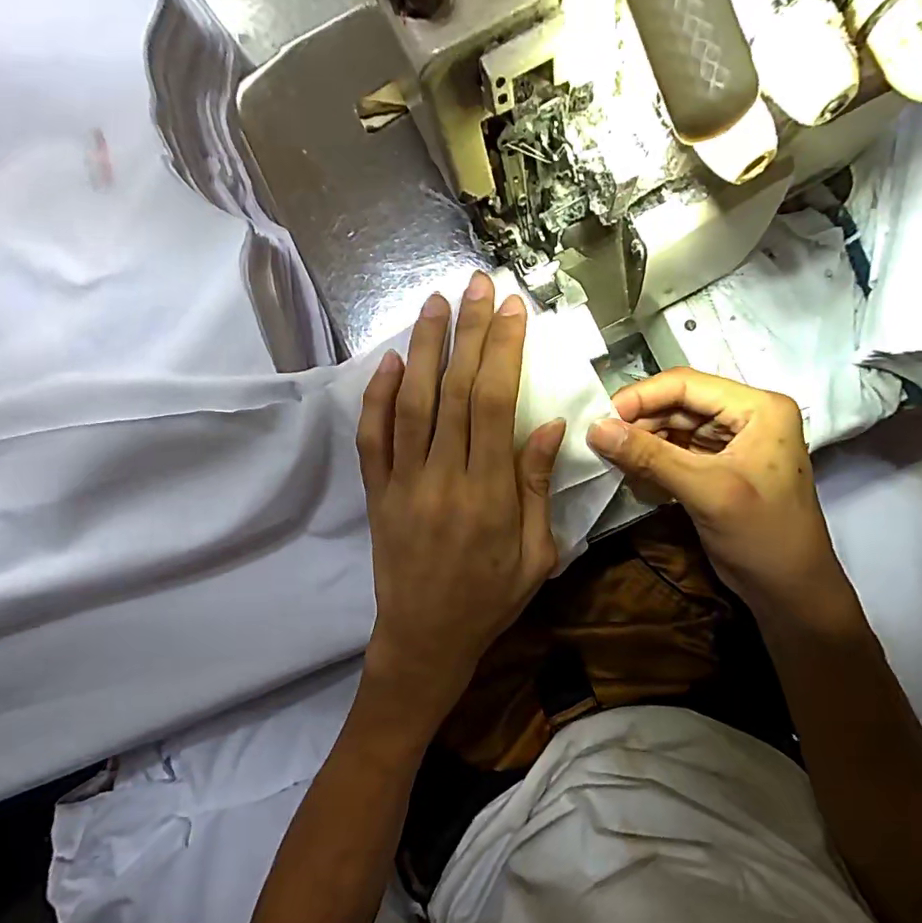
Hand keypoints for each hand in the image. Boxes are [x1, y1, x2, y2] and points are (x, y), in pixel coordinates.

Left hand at [357, 271, 566, 720]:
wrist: (425, 639)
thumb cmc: (491, 599)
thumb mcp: (536, 553)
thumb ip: (538, 486)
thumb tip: (550, 424)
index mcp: (489, 491)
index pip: (493, 401)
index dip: (503, 349)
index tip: (512, 309)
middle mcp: (442, 477)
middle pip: (453, 389)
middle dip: (467, 330)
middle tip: (476, 283)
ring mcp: (402, 483)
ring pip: (410, 403)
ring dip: (422, 348)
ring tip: (434, 303)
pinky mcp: (376, 493)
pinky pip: (371, 438)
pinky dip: (377, 397)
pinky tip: (389, 362)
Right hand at [585, 368, 845, 613]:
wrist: (792, 592)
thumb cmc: (763, 536)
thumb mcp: (706, 491)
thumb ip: (650, 456)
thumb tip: (595, 428)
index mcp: (758, 408)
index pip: (686, 385)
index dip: (639, 398)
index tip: (599, 419)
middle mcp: (746, 416)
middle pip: (677, 404)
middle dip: (638, 423)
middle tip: (598, 442)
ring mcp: (732, 441)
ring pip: (673, 427)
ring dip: (642, 443)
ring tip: (611, 459)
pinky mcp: (719, 466)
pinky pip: (677, 450)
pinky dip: (652, 461)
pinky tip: (632, 474)